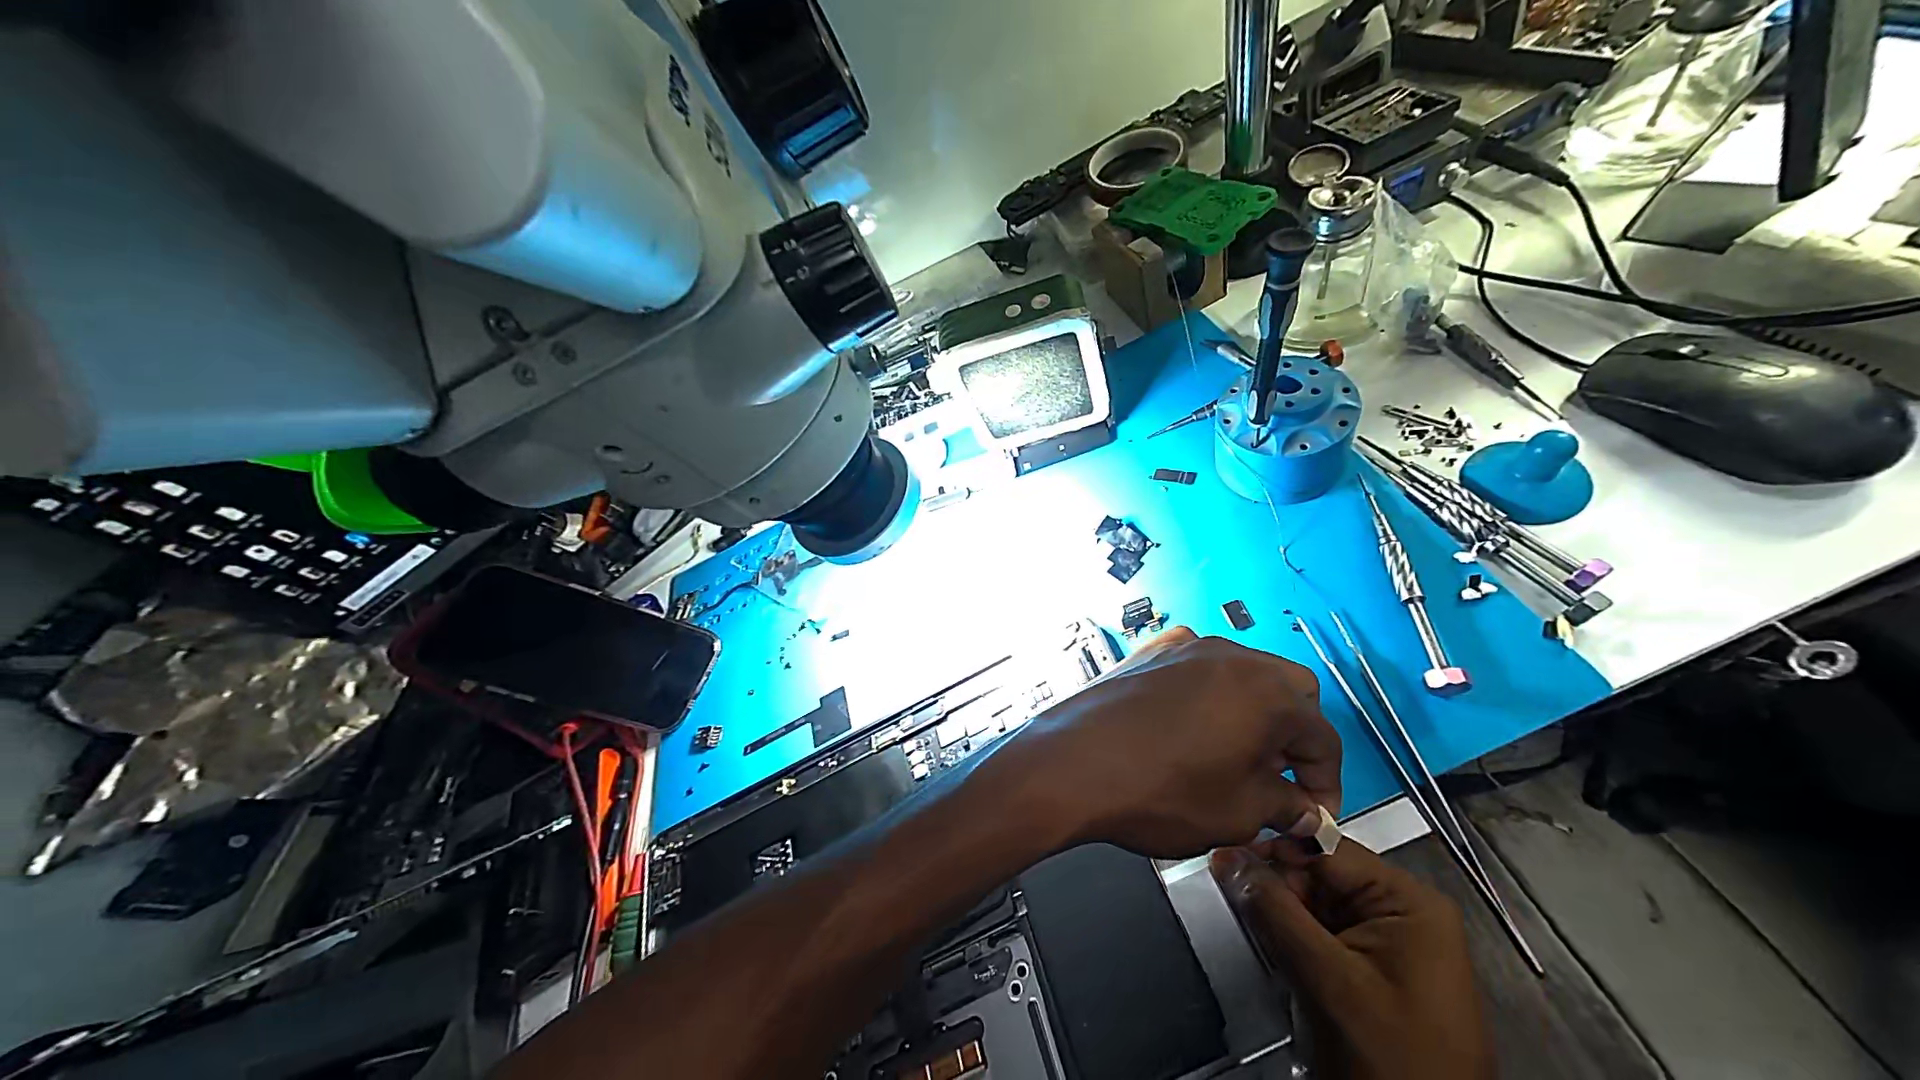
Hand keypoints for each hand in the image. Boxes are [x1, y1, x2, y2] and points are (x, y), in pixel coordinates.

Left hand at [978, 627, 1340, 858]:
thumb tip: (1301, 809)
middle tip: (1278, 781)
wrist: (1070, 766)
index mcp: (1267, 691)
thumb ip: (1284, 807)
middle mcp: (1229, 656)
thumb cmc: (1155, 790)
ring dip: (1252, 714)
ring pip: (1242, 676)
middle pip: (1289, 693)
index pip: (1323, 737)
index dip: (1326, 783)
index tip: (1312, 812)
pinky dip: (1209, 698)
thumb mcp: (1236, 812)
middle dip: (1293, 737)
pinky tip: (1190, 735)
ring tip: (1233, 761)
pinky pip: (1197, 670)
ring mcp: (1184, 648)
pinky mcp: (1148, 655)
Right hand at [1210, 840, 1493, 1079]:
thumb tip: (1230, 860)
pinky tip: (1285, 964)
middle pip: (1316, 875)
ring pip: (1312, 905)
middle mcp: (1402, 912)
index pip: (1324, 847)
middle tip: (1243, 911)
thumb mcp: (1327, 978)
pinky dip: (1294, 944)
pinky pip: (1320, 934)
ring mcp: (1388, 941)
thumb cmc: (1396, 1063)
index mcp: (1408, 902)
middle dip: (1276, 893)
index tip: (1228, 862)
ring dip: (1282, 922)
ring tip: (1268, 946)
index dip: (1273, 851)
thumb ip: (1275, 910)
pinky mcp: (1372, 968)